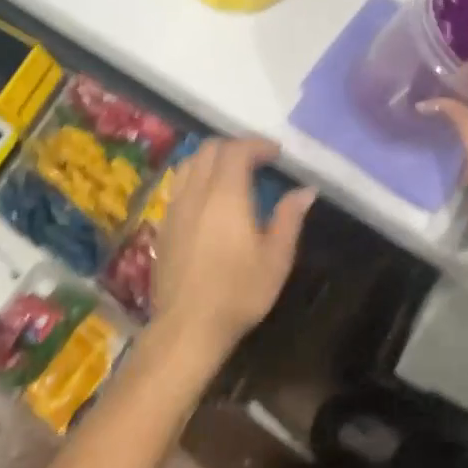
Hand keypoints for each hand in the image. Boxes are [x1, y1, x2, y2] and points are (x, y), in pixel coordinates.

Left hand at [152, 138, 317, 358]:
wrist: (188, 323)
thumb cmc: (239, 293)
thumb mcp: (276, 259)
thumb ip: (288, 219)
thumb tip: (304, 191)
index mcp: (224, 196)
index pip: (235, 151)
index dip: (256, 145)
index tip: (276, 153)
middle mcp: (194, 193)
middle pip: (208, 150)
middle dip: (234, 147)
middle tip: (257, 160)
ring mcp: (173, 207)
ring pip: (188, 164)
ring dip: (211, 159)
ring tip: (233, 174)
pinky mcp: (163, 224)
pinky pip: (178, 185)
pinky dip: (195, 177)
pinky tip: (208, 197)